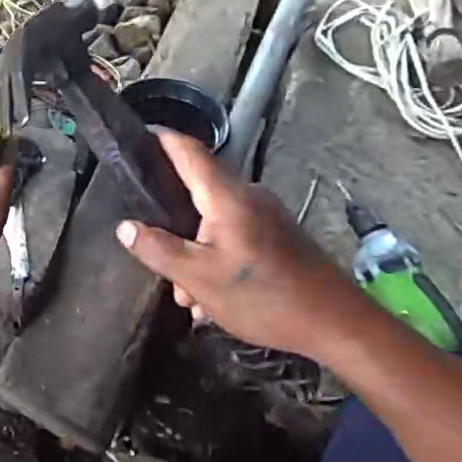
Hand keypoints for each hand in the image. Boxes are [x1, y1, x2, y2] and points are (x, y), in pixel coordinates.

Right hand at [115, 132, 358, 355]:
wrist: (335, 323)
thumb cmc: (264, 297)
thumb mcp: (200, 278)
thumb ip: (159, 250)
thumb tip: (125, 227)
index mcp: (227, 196)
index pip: (188, 150)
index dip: (160, 139)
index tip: (134, 139)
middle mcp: (247, 196)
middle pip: (195, 192)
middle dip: (170, 224)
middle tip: (152, 252)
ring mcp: (265, 215)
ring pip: (212, 223)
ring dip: (193, 254)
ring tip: (187, 295)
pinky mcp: (276, 236)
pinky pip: (232, 237)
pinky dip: (215, 260)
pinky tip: (211, 299)